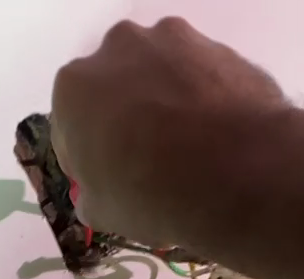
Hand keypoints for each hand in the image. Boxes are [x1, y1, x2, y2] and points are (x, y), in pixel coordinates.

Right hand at [52, 18, 287, 245]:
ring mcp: (171, 40)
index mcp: (74, 88)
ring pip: (157, 78)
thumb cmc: (148, 195)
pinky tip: (214, 139)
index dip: (87, 160)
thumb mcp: (102, 213)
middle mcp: (116, 48)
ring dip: (163, 105)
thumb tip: (96, 193)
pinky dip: (199, 102)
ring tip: (186, 151)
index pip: (70, 128)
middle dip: (124, 121)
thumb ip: (91, 195)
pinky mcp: (217, 46)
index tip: (107, 183)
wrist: (233, 172)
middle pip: (114, 91)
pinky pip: (197, 79)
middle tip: (146, 166)